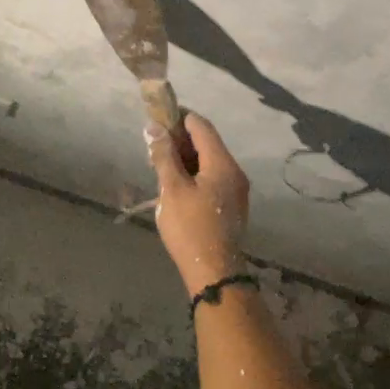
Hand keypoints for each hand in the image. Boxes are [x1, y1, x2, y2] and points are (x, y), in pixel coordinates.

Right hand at [147, 112, 250, 296]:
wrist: (214, 271)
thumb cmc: (190, 227)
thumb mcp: (171, 189)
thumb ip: (163, 155)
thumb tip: (153, 127)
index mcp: (222, 164)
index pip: (202, 126)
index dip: (179, 117)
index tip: (156, 118)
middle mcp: (234, 172)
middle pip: (207, 143)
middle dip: (179, 139)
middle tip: (153, 146)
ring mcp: (235, 189)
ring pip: (208, 161)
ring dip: (184, 157)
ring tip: (159, 165)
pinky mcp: (230, 204)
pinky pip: (211, 177)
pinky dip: (193, 173)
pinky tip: (175, 185)